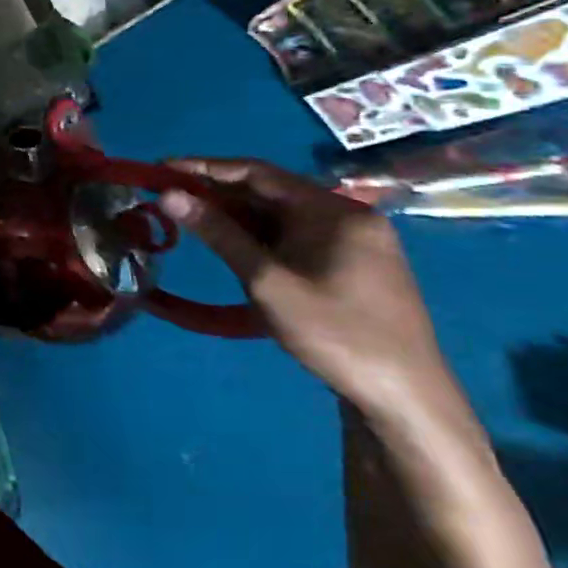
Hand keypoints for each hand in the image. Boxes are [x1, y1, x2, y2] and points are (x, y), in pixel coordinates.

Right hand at [159, 159, 449, 411]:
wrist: (406, 399)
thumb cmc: (335, 333)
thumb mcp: (266, 281)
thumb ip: (217, 233)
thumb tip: (167, 194)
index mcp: (335, 211)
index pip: (258, 172)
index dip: (205, 167)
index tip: (161, 169)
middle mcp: (348, 216)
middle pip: (270, 192)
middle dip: (217, 193)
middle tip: (168, 198)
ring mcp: (353, 241)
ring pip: (280, 215)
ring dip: (235, 216)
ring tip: (189, 221)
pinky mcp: (351, 263)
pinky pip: (294, 234)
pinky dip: (257, 235)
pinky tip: (230, 245)